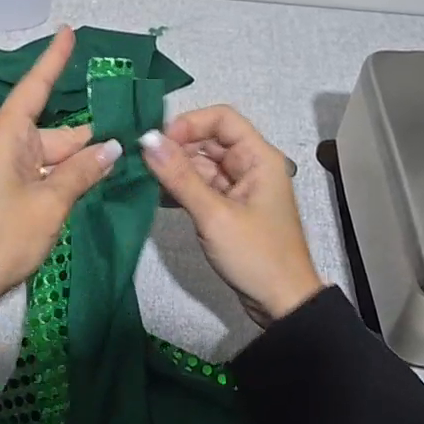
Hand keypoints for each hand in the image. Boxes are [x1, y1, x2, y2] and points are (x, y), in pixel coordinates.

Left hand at [0, 27, 123, 324]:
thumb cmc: (2, 238)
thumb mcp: (50, 204)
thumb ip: (82, 172)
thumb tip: (112, 148)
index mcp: (5, 137)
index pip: (34, 88)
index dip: (54, 60)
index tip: (68, 32)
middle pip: (50, 131)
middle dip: (87, 137)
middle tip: (129, 134)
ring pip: (47, 155)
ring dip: (77, 162)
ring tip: (120, 162)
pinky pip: (36, 173)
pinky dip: (61, 176)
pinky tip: (90, 183)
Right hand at [138, 105, 324, 323]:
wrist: (282, 304)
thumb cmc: (256, 255)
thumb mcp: (214, 215)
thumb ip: (180, 176)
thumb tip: (147, 140)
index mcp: (258, 157)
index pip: (222, 119)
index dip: (189, 123)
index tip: (159, 141)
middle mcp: (250, 166)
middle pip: (209, 140)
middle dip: (176, 147)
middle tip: (142, 161)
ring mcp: (239, 188)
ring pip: (201, 164)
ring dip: (174, 169)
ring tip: (143, 178)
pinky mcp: (228, 209)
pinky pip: (201, 187)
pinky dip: (180, 189)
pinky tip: (156, 195)